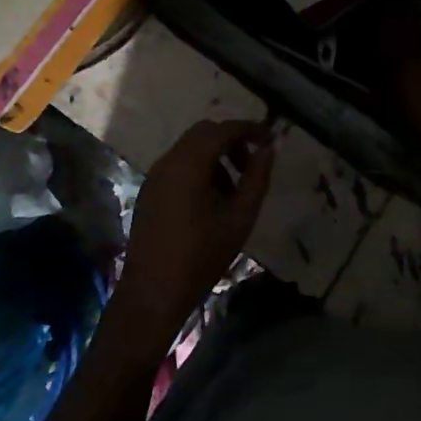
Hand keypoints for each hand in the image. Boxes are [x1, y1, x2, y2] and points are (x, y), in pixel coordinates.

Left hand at [121, 121, 275, 323]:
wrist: (153, 292)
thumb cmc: (202, 255)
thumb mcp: (240, 217)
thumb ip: (257, 178)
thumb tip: (268, 149)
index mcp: (189, 164)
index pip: (223, 129)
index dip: (250, 128)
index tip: (270, 139)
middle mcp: (168, 162)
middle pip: (203, 133)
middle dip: (231, 141)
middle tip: (251, 166)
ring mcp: (155, 176)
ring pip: (190, 149)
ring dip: (215, 157)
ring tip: (234, 190)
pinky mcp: (149, 191)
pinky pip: (178, 166)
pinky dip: (199, 169)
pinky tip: (211, 202)